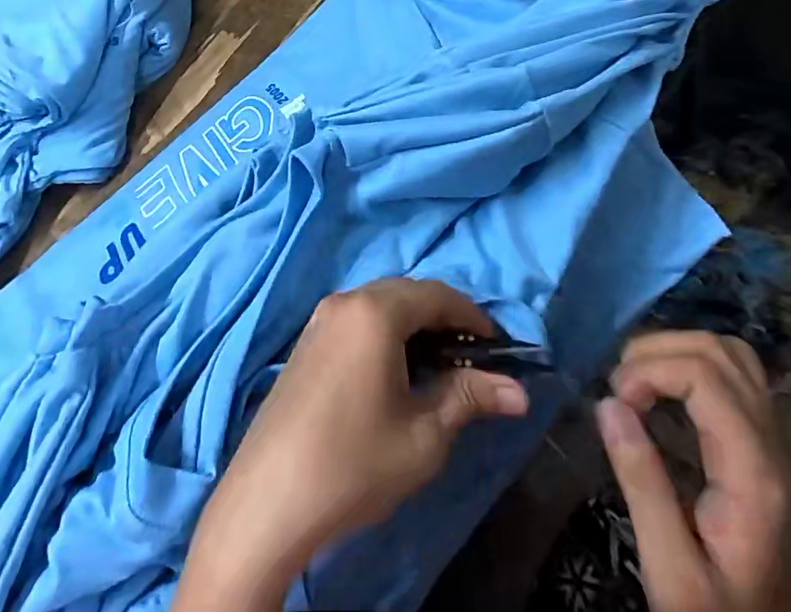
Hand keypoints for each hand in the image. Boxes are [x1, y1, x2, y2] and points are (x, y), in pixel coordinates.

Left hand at [174, 279, 529, 610]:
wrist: (271, 496)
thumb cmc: (356, 462)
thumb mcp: (425, 434)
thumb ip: (470, 398)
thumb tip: (519, 391)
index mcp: (373, 312)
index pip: (436, 295)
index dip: (473, 317)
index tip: (499, 348)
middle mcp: (343, 302)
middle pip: (405, 293)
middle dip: (444, 319)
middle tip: (474, 359)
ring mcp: (318, 321)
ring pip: (378, 306)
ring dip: (413, 326)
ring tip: (440, 369)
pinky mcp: (305, 343)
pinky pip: (356, 321)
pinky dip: (385, 334)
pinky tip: (396, 372)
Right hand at [596, 332, 790, 611]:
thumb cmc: (717, 608)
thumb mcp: (671, 567)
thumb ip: (641, 484)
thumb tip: (607, 403)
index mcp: (754, 474)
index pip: (707, 376)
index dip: (650, 370)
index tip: (613, 401)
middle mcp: (773, 446)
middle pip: (721, 351)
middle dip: (657, 351)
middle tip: (619, 388)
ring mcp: (773, 441)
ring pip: (730, 354)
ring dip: (673, 351)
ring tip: (634, 384)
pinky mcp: (760, 442)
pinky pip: (730, 374)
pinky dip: (686, 363)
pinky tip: (658, 391)